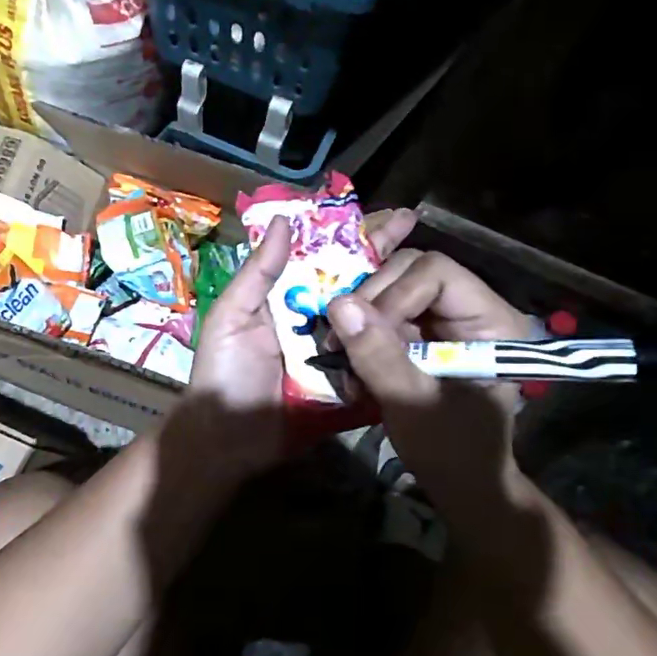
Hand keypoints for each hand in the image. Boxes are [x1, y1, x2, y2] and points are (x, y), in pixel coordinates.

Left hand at [182, 209, 421, 478]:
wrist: (227, 439)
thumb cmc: (222, 373)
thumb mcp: (231, 318)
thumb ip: (257, 274)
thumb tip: (285, 220)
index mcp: (288, 299)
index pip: (326, 260)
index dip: (356, 236)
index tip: (390, 215)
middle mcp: (316, 321)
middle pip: (357, 285)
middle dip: (387, 257)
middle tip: (417, 227)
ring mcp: (337, 354)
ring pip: (373, 321)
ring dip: (402, 298)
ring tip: (434, 270)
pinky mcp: (349, 387)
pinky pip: (376, 362)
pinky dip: (400, 347)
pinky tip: (433, 326)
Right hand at [325, 250, 532, 500]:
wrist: (462, 484)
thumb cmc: (452, 450)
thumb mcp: (412, 404)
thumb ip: (379, 354)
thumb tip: (339, 304)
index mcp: (491, 319)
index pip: (435, 272)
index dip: (394, 295)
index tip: (365, 335)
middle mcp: (470, 309)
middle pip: (409, 271)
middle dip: (370, 304)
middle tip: (341, 342)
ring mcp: (444, 321)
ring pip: (390, 289)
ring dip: (359, 322)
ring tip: (344, 361)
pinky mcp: (422, 335)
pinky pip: (382, 315)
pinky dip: (360, 337)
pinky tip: (352, 368)